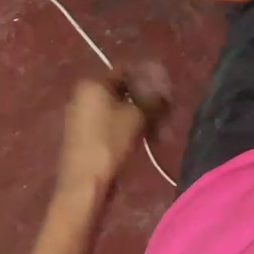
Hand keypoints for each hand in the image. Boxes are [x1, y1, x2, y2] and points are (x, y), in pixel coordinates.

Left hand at [59, 63, 169, 192]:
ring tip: (164, 132)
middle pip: (127, 90)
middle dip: (151, 100)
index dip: (152, 76)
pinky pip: (115, 122)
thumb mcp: (136, 117)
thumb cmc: (109, 144)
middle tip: (170, 111)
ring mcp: (85, 115)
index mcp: (93, 84)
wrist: (83, 184)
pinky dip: (133, 126)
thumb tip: (164, 87)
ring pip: (123, 108)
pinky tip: (152, 138)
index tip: (169, 88)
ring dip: (146, 116)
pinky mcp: (89, 133)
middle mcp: (86, 95)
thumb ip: (152, 97)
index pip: (128, 69)